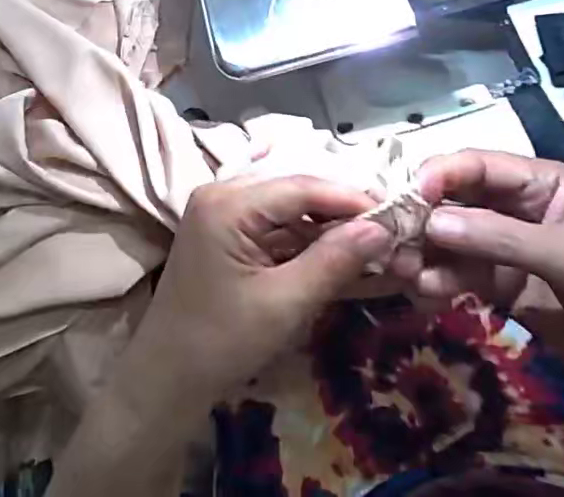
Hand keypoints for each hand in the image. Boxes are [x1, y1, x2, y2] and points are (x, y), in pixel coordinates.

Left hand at [129, 175, 394, 400]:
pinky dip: (306, 240)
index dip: (350, 197)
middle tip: (391, 227)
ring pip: (287, 208)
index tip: (397, 212)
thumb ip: (333, 261)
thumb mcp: (285, 304)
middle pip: (293, 190)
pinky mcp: (226, 233)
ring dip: (327, 225)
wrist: (167, 377)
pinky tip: (341, 253)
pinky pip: (273, 226)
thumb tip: (382, 228)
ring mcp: (221, 212)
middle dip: (342, 210)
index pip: (300, 186)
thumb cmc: (222, 341)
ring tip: (374, 241)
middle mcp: (221, 194)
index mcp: (227, 203)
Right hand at [407, 151, 563, 402]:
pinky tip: (425, 291)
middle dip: (423, 216)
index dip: (441, 173)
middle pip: (455, 199)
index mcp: (542, 184)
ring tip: (403, 270)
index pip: (478, 165)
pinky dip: (438, 279)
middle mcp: (517, 208)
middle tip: (392, 237)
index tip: (409, 194)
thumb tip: (431, 220)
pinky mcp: (502, 286)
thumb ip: (499, 237)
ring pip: (451, 237)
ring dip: (425, 250)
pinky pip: (459, 273)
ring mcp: (507, 248)